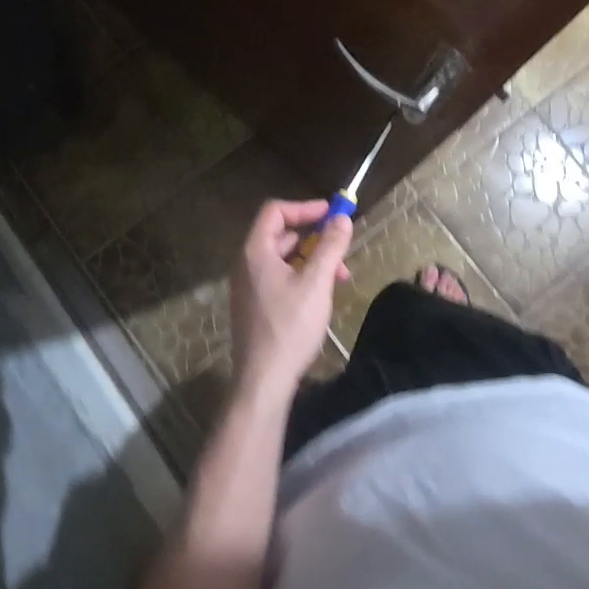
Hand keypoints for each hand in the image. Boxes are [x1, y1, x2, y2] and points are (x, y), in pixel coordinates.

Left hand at [227, 199, 352, 402]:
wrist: (263, 380)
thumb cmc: (289, 327)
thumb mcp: (316, 283)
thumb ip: (330, 247)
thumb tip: (342, 218)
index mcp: (255, 252)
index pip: (275, 211)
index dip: (305, 207)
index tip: (332, 212)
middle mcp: (246, 264)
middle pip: (280, 234)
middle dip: (315, 238)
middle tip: (341, 250)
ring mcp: (248, 286)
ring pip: (284, 259)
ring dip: (313, 260)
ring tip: (339, 278)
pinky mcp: (255, 306)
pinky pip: (279, 278)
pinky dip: (302, 277)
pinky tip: (321, 296)